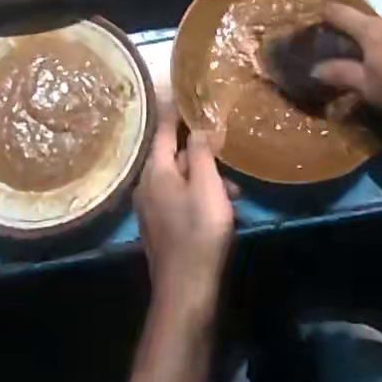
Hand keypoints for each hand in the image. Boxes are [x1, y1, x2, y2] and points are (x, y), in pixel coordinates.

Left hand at [134, 105, 234, 308]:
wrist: (185, 289)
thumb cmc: (199, 232)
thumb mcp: (207, 187)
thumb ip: (200, 153)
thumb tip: (197, 126)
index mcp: (155, 170)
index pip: (163, 128)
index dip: (176, 110)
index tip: (187, 93)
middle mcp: (146, 184)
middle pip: (173, 155)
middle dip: (201, 152)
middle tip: (227, 151)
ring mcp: (150, 206)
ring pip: (179, 178)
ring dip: (205, 179)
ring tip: (235, 194)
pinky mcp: (159, 225)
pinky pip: (179, 198)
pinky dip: (199, 196)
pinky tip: (223, 210)